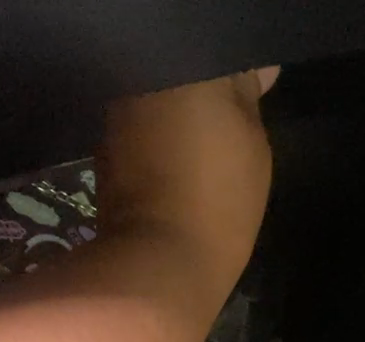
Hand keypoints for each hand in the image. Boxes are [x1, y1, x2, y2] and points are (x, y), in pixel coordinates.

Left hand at [98, 69, 276, 291]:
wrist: (162, 266)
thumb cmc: (218, 201)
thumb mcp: (253, 146)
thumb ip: (248, 97)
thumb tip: (257, 67)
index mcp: (181, 70)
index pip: (217, 54)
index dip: (240, 77)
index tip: (256, 101)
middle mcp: (140, 83)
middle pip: (182, 73)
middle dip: (208, 96)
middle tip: (236, 131)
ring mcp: (117, 118)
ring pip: (160, 102)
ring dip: (184, 120)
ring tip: (211, 156)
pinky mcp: (107, 155)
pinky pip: (143, 133)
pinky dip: (163, 145)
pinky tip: (183, 174)